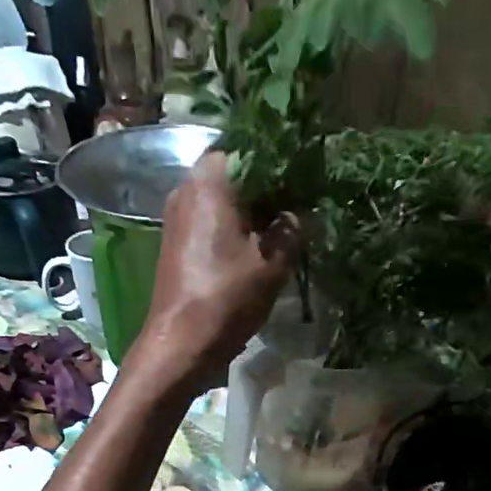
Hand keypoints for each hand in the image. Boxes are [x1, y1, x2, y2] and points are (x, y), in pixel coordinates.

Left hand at [125, 152, 298, 389]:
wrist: (179, 344)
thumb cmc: (226, 297)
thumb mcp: (273, 261)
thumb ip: (294, 226)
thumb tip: (303, 212)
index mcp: (211, 179)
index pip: (254, 146)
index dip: (286, 160)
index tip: (312, 177)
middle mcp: (188, 187)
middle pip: (239, 171)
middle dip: (273, 186)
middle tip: (305, 204)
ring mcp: (179, 215)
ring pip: (227, 197)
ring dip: (257, 208)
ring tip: (288, 226)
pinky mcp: (179, 241)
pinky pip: (214, 220)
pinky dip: (239, 226)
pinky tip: (262, 244)